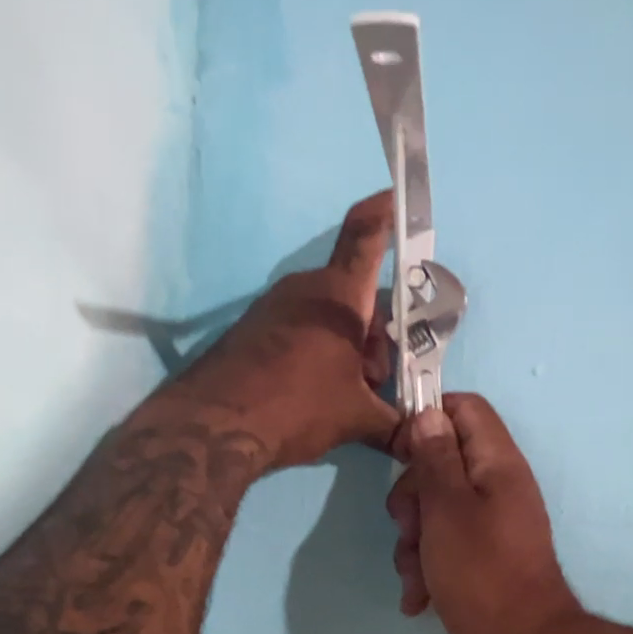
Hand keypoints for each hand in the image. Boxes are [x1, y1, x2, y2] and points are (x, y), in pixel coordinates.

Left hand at [164, 192, 399, 468]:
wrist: (213, 426)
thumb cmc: (295, 405)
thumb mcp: (355, 418)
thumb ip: (394, 424)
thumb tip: (419, 437)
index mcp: (339, 295)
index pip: (366, 234)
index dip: (386, 211)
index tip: (395, 196)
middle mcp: (306, 290)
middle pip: (355, 295)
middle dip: (377, 333)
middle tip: (380, 378)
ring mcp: (274, 309)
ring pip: (328, 317)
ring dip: (348, 349)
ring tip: (350, 396)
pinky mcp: (252, 331)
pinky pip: (301, 331)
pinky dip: (318, 355)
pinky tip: (317, 396)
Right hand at [387, 395, 584, 633]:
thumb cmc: (481, 572)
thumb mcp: (446, 510)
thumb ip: (434, 459)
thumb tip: (428, 415)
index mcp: (496, 462)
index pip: (463, 407)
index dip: (425, 421)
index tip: (399, 456)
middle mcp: (497, 483)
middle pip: (439, 461)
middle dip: (411, 496)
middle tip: (407, 527)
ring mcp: (491, 519)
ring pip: (435, 506)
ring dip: (413, 538)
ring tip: (414, 574)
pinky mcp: (484, 551)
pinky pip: (445, 539)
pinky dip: (428, 562)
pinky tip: (419, 595)